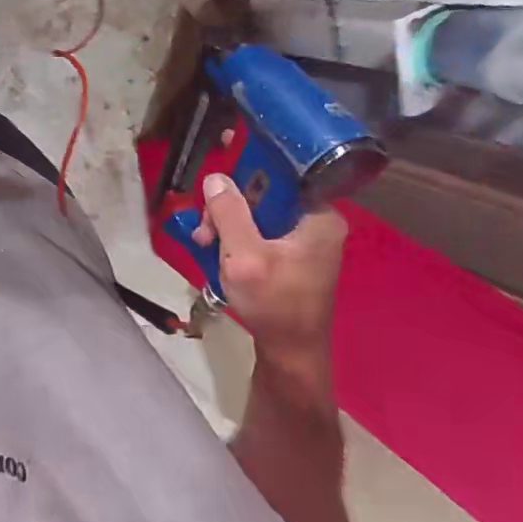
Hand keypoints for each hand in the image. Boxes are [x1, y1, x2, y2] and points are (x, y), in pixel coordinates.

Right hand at [193, 171, 346, 365]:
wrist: (290, 353)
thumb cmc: (274, 304)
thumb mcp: (244, 257)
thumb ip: (229, 213)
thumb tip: (215, 177)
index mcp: (317, 217)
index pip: (282, 173)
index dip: (249, 168)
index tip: (222, 170)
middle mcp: (315, 222)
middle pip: (263, 193)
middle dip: (228, 208)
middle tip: (205, 230)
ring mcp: (303, 239)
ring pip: (257, 213)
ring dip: (227, 225)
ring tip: (204, 244)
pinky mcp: (291, 254)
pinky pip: (259, 231)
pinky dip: (236, 238)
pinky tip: (218, 252)